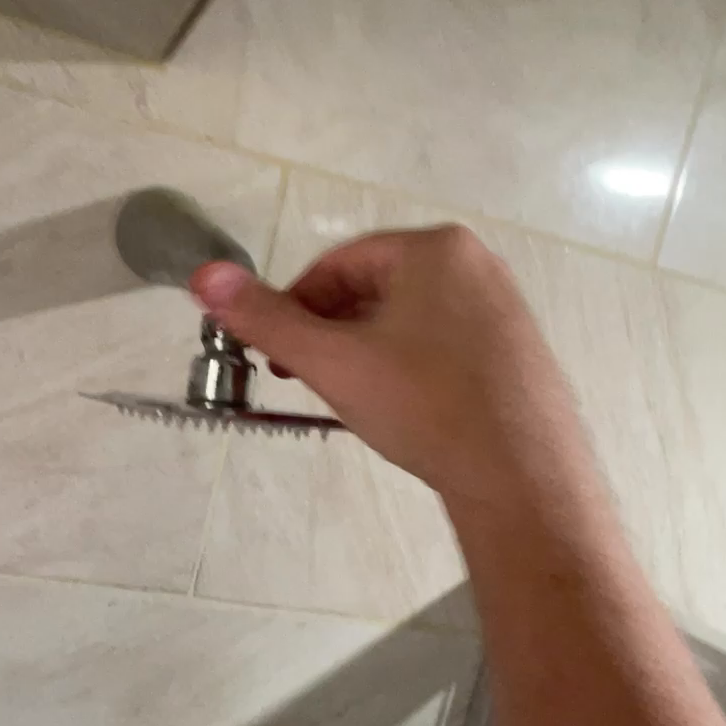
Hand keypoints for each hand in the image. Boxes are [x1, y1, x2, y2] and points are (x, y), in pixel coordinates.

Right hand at [190, 226, 590, 508]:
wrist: (522, 476)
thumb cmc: (422, 405)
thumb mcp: (332, 361)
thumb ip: (265, 318)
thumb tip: (203, 277)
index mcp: (433, 249)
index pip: (336, 265)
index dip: (293, 307)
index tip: (274, 354)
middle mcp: (475, 264)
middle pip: (372, 288)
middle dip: (328, 331)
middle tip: (305, 378)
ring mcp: (502, 306)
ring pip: (406, 318)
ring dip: (362, 349)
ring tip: (348, 397)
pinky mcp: (516, 348)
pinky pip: (441, 341)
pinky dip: (405, 364)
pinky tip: (399, 406)